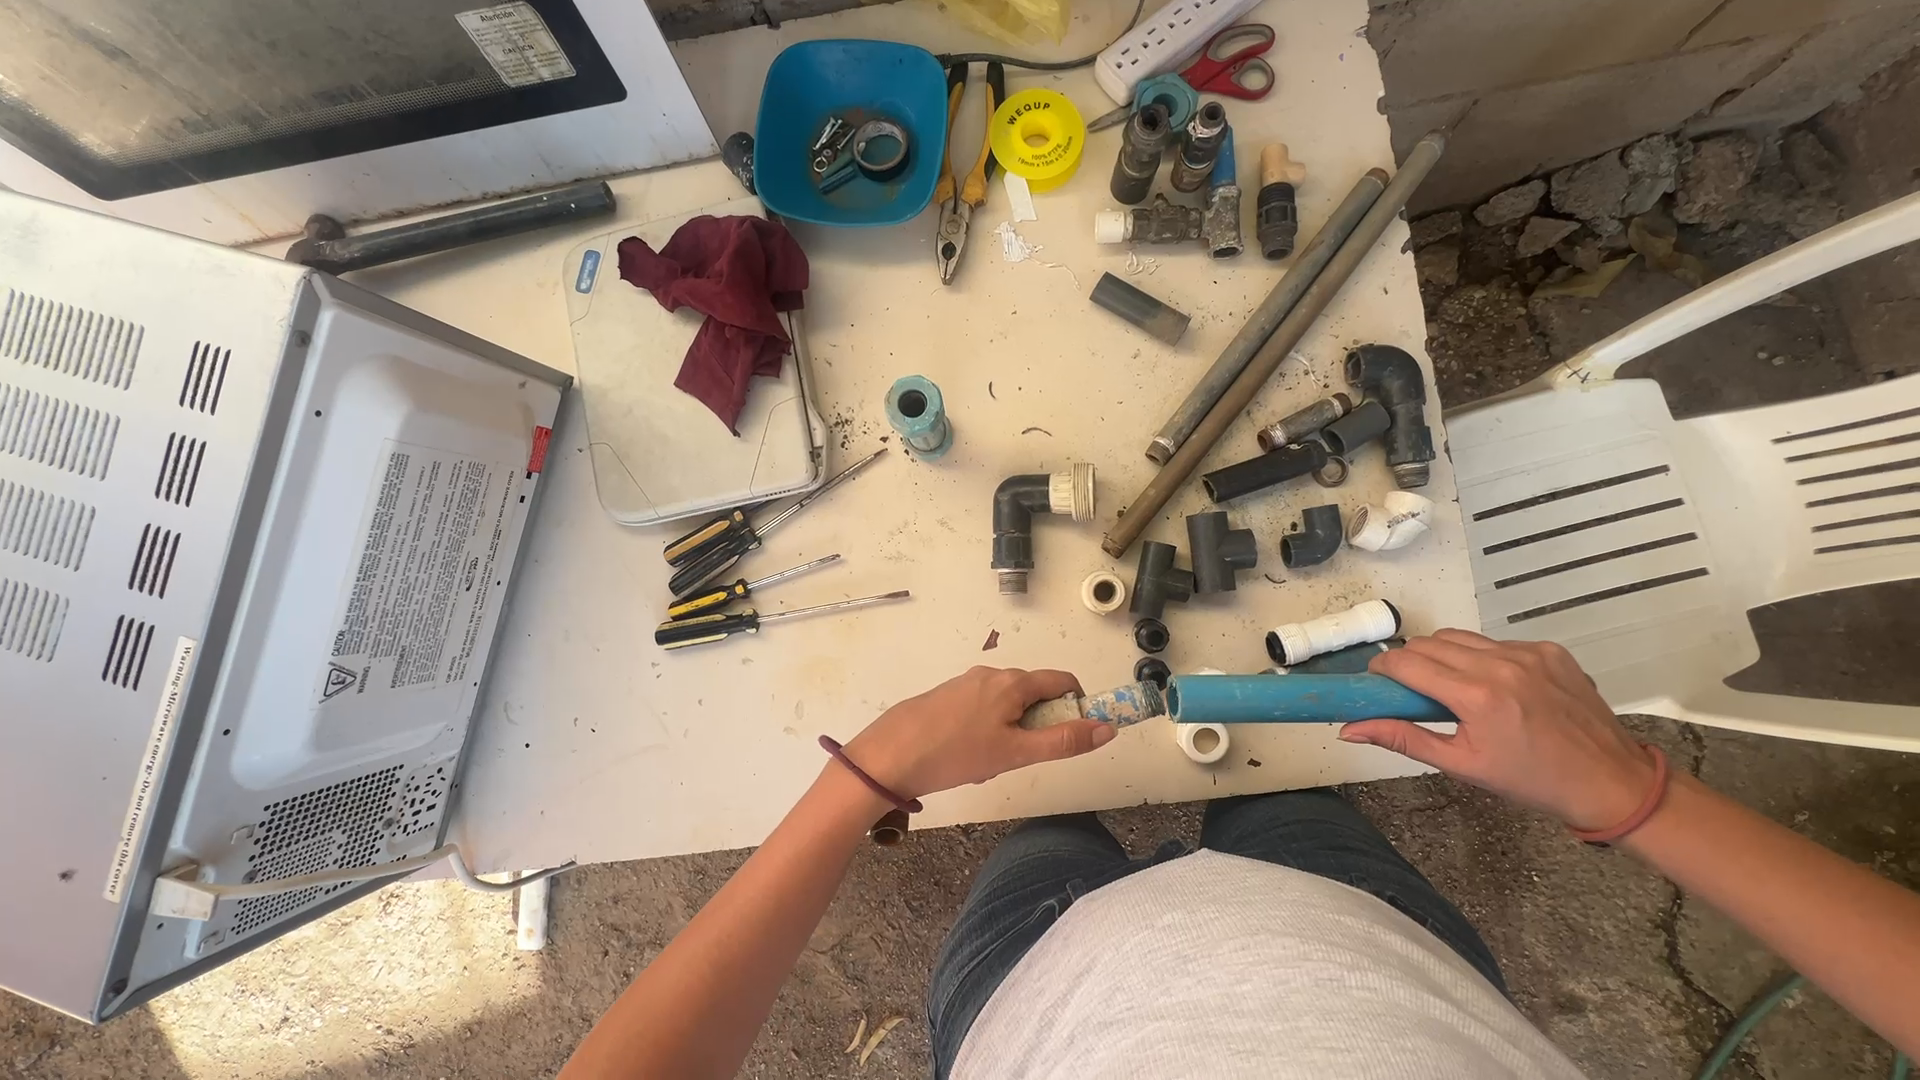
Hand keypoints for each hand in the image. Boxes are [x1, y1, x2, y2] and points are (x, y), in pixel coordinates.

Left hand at [843, 667, 1111, 799]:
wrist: (889, 755)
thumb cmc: (956, 753)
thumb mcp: (1016, 752)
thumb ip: (1063, 741)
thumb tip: (1107, 727)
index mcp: (1012, 682)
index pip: (1061, 680)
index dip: (1077, 705)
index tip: (1071, 736)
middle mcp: (990, 674)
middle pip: (1033, 693)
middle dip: (1037, 725)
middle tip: (1019, 758)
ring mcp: (965, 684)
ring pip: (1005, 705)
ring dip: (1010, 732)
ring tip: (988, 763)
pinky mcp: (945, 698)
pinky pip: (981, 711)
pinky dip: (986, 731)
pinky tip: (966, 758)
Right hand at [1339, 629, 1656, 830]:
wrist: (1613, 782)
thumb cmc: (1531, 780)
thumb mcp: (1461, 765)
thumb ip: (1401, 738)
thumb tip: (1348, 730)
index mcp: (1476, 696)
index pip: (1406, 662)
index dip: (1382, 669)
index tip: (1378, 683)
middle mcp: (1501, 664)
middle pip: (1428, 643)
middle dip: (1410, 662)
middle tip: (1413, 691)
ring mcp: (1528, 653)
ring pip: (1459, 637)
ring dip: (1443, 656)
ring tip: (1452, 687)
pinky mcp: (1549, 649)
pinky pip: (1495, 642)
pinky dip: (1481, 658)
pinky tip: (1494, 686)